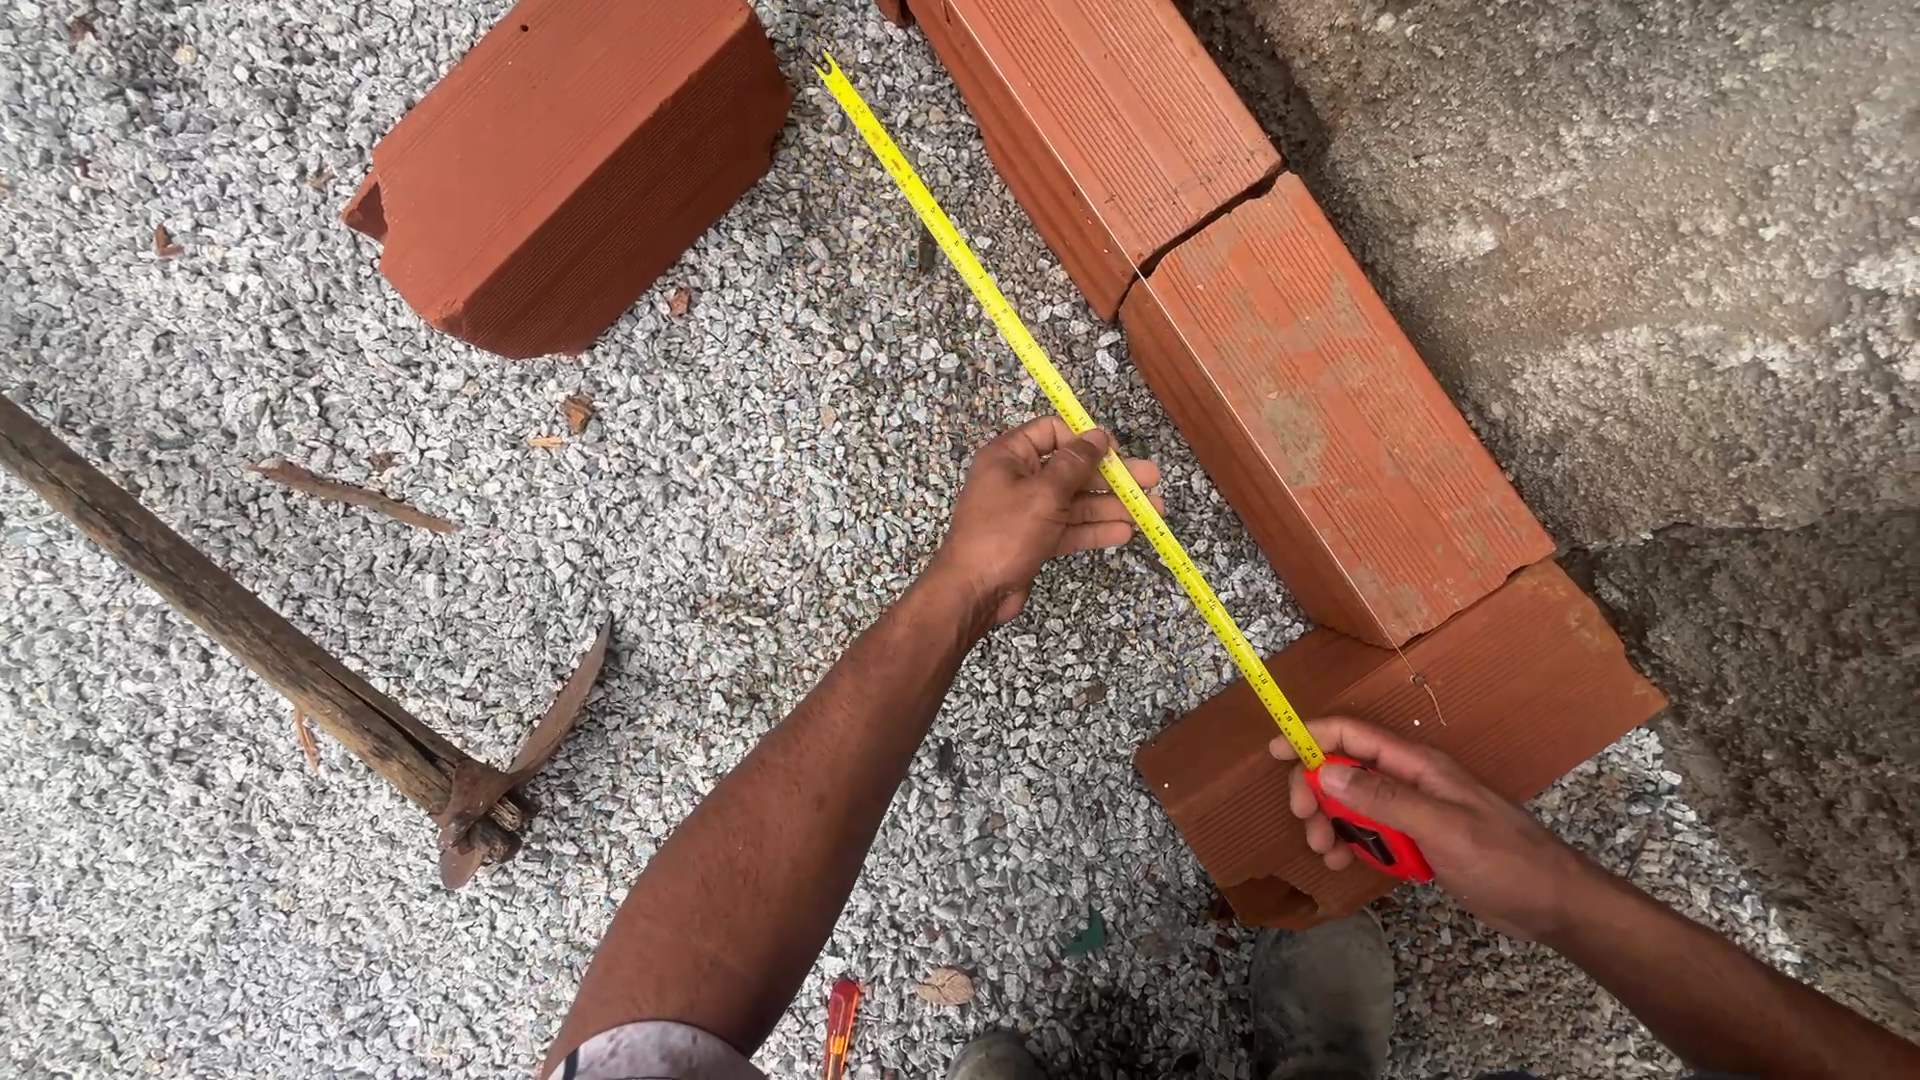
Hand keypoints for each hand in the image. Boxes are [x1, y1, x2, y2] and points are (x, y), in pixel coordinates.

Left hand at [931, 417, 1161, 626]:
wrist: (973, 591)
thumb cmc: (1003, 533)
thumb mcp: (1043, 493)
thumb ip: (1074, 464)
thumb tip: (1097, 436)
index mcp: (1009, 456)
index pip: (1052, 432)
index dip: (1085, 439)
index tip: (1116, 451)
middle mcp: (1017, 479)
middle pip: (1072, 470)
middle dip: (1112, 477)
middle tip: (1152, 480)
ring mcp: (1026, 511)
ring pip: (1076, 502)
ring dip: (1112, 505)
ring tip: (1154, 512)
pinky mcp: (1034, 539)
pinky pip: (1069, 527)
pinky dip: (1095, 529)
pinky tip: (1126, 532)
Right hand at [1270, 718, 1596, 939]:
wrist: (1559, 907)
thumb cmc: (1507, 861)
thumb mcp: (1443, 828)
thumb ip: (1383, 798)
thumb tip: (1325, 771)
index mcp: (1415, 764)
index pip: (1351, 734)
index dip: (1310, 736)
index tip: (1275, 751)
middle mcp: (1407, 779)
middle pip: (1341, 769)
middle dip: (1315, 792)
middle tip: (1306, 822)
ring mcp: (1410, 808)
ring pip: (1349, 802)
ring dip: (1330, 822)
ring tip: (1327, 852)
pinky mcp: (1415, 837)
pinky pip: (1367, 831)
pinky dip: (1350, 843)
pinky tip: (1345, 862)